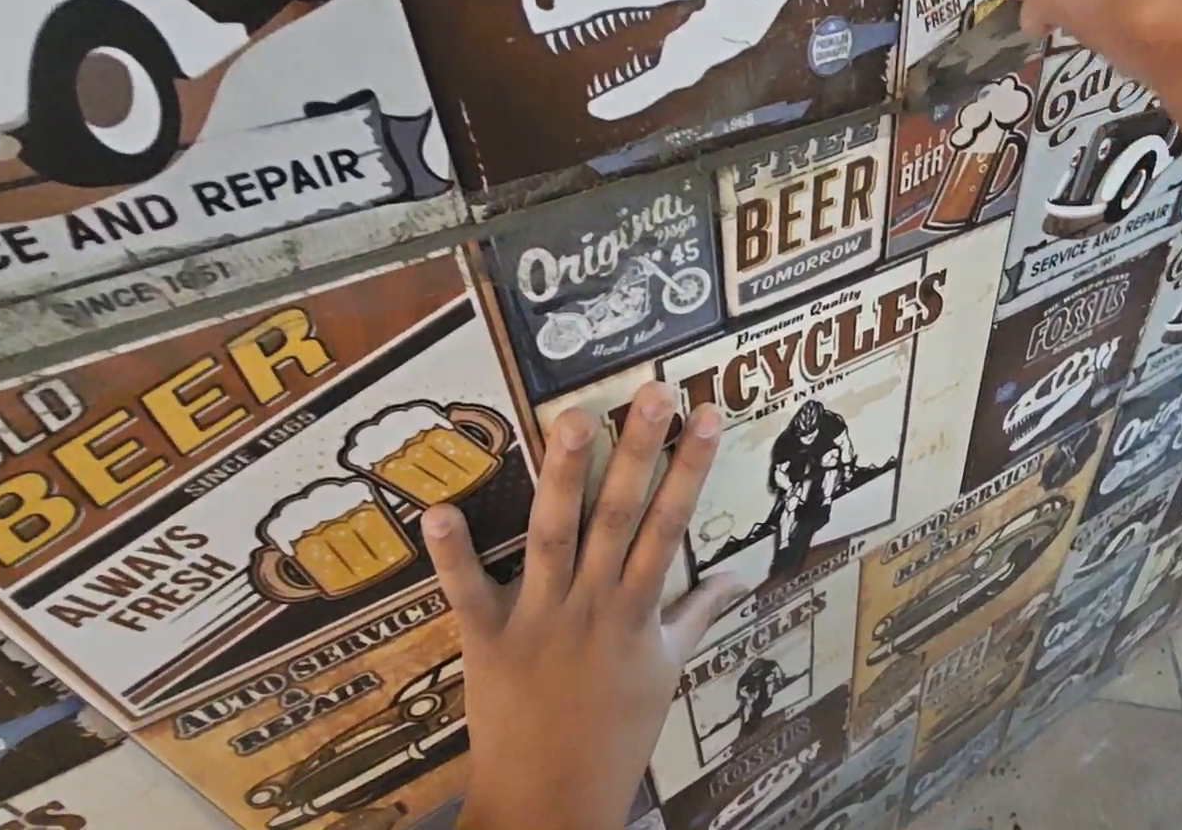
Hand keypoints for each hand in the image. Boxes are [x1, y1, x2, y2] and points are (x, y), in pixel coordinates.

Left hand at [422, 382, 749, 829]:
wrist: (554, 804)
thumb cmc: (618, 732)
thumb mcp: (670, 668)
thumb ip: (702, 612)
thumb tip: (744, 577)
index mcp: (640, 609)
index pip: (672, 523)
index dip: (692, 467)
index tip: (706, 415)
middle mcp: (594, 602)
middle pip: (619, 515)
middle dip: (638, 450)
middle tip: (651, 392)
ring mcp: (540, 618)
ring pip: (555, 535)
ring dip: (564, 476)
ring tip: (574, 419)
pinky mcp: (488, 641)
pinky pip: (468, 593)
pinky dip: (453, 554)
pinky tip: (437, 508)